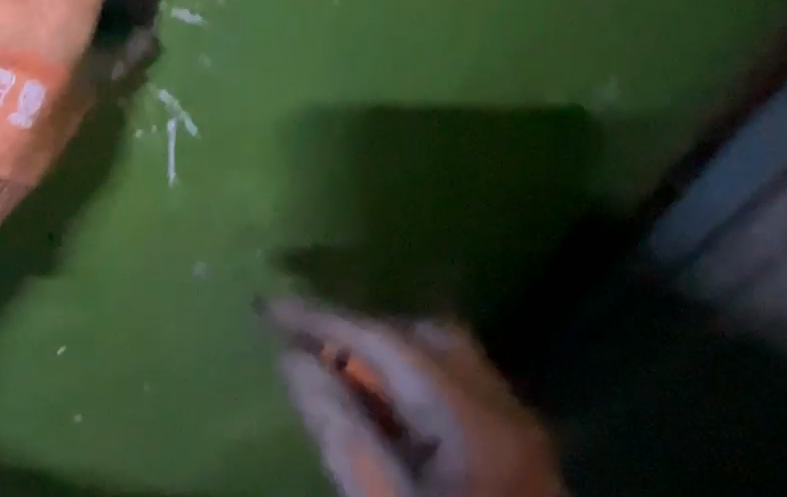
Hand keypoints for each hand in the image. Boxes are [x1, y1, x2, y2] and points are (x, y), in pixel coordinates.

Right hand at [264, 298, 563, 496]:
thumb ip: (336, 423)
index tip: (267, 308)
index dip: (322, 319)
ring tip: (339, 374)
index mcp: (468, 419)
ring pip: (446, 361)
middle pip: (425, 337)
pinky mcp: (520, 460)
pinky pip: (459, 391)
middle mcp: (502, 411)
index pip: (384, 342)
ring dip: (388, 356)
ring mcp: (519, 434)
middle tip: (308, 345)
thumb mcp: (378, 495)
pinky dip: (413, 382)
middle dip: (361, 331)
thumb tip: (292, 356)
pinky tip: (382, 410)